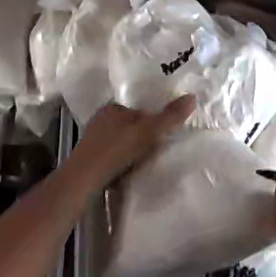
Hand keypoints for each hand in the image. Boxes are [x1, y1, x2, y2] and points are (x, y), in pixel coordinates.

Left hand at [69, 95, 196, 184]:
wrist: (84, 180)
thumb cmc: (116, 149)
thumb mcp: (148, 131)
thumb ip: (170, 116)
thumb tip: (192, 96)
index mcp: (112, 107)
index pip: (138, 107)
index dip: (153, 116)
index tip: (166, 129)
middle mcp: (100, 120)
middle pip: (130, 124)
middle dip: (143, 133)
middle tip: (160, 145)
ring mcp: (93, 140)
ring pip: (121, 141)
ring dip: (133, 148)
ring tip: (149, 159)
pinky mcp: (91, 159)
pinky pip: (113, 155)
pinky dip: (123, 160)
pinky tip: (131, 169)